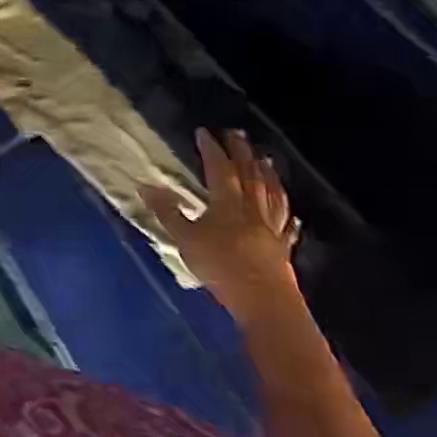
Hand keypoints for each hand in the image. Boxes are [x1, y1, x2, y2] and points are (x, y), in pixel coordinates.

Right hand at [141, 128, 299, 318]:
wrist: (264, 303)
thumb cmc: (220, 267)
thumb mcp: (184, 239)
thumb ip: (168, 212)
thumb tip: (145, 186)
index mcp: (227, 204)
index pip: (219, 169)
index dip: (212, 149)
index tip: (204, 132)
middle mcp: (253, 210)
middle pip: (250, 175)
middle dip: (242, 153)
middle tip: (237, 134)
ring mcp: (272, 229)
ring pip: (272, 195)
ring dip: (268, 175)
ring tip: (266, 159)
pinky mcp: (283, 248)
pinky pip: (287, 225)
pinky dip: (287, 213)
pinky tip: (291, 212)